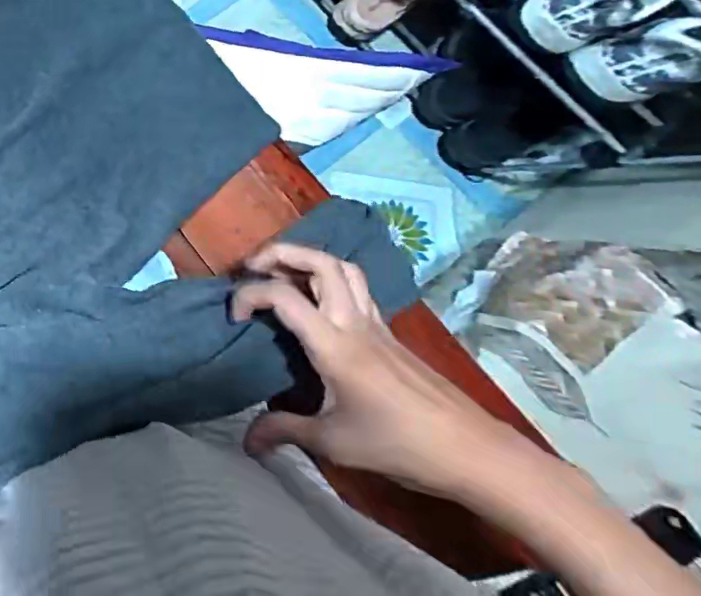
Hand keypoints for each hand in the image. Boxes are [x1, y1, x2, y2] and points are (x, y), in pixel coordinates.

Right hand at [230, 243, 548, 506]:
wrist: (467, 447)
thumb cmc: (398, 444)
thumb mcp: (334, 442)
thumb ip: (286, 431)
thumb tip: (246, 441)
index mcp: (334, 343)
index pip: (283, 297)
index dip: (249, 295)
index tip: (233, 316)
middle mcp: (353, 320)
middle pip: (320, 261)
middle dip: (281, 252)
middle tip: (253, 267)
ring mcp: (375, 321)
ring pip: (343, 267)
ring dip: (309, 258)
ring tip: (283, 273)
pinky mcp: (388, 330)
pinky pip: (356, 286)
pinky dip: (330, 277)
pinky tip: (320, 302)